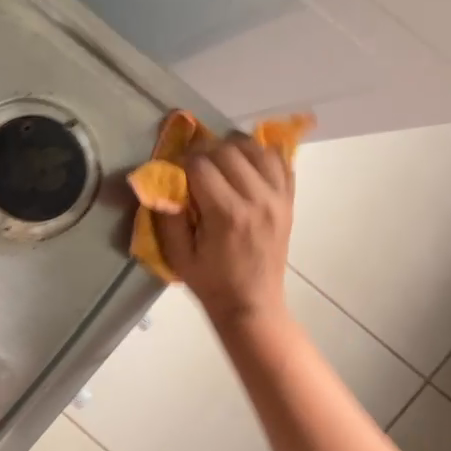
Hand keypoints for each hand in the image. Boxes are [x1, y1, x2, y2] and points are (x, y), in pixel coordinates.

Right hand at [155, 134, 293, 326]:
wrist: (252, 303)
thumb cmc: (210, 281)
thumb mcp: (177, 254)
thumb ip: (167, 216)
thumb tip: (161, 183)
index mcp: (227, 214)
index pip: (201, 165)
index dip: (181, 161)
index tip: (172, 170)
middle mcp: (257, 200)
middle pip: (228, 151)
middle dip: (203, 151)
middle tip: (191, 164)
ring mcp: (278, 198)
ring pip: (256, 150)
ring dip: (232, 147)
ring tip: (217, 159)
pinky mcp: (289, 201)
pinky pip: (280, 162)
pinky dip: (260, 155)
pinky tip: (244, 163)